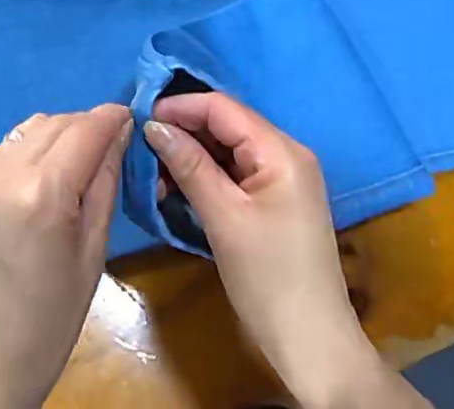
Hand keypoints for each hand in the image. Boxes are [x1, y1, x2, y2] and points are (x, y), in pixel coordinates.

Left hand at [0, 104, 132, 408]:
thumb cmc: (50, 320)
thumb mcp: (92, 252)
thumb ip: (106, 182)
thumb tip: (120, 133)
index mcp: (44, 193)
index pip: (86, 129)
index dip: (113, 117)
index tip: (131, 119)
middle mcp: (7, 172)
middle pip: (59, 121)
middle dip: (89, 125)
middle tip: (111, 146)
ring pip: (33, 126)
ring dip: (61, 132)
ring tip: (79, 161)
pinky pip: (10, 145)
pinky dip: (35, 146)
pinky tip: (46, 174)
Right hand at [144, 94, 428, 408]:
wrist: (312, 346)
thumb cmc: (268, 279)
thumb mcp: (223, 218)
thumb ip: (189, 165)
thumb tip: (153, 124)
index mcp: (281, 150)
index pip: (223, 108)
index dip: (181, 106)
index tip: (141, 116)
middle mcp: (285, 153)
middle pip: (226, 124)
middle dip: (184, 131)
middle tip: (143, 147)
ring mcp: (283, 176)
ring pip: (228, 148)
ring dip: (191, 154)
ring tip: (155, 172)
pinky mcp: (276, 199)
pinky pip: (235, 170)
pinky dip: (206, 174)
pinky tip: (178, 187)